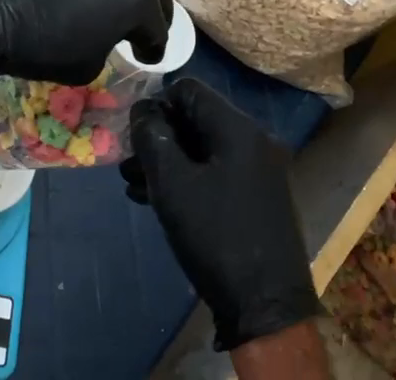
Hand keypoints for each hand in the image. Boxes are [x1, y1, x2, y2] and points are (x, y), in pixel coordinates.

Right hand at [121, 79, 317, 350]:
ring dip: (167, 161)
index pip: (188, 89)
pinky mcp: (256, 198)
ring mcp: (258, 171)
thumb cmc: (216, 236)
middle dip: (158, 136)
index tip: (134, 133)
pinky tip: (157, 201)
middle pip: (195, 119)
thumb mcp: (172, 184)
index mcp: (238, 129)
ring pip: (202, 149)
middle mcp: (254, 141)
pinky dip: (186, 179)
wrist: (266, 305)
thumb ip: (152, 138)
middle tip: (129, 162)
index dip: (155, 104)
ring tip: (134, 184)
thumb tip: (142, 111)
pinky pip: (214, 172)